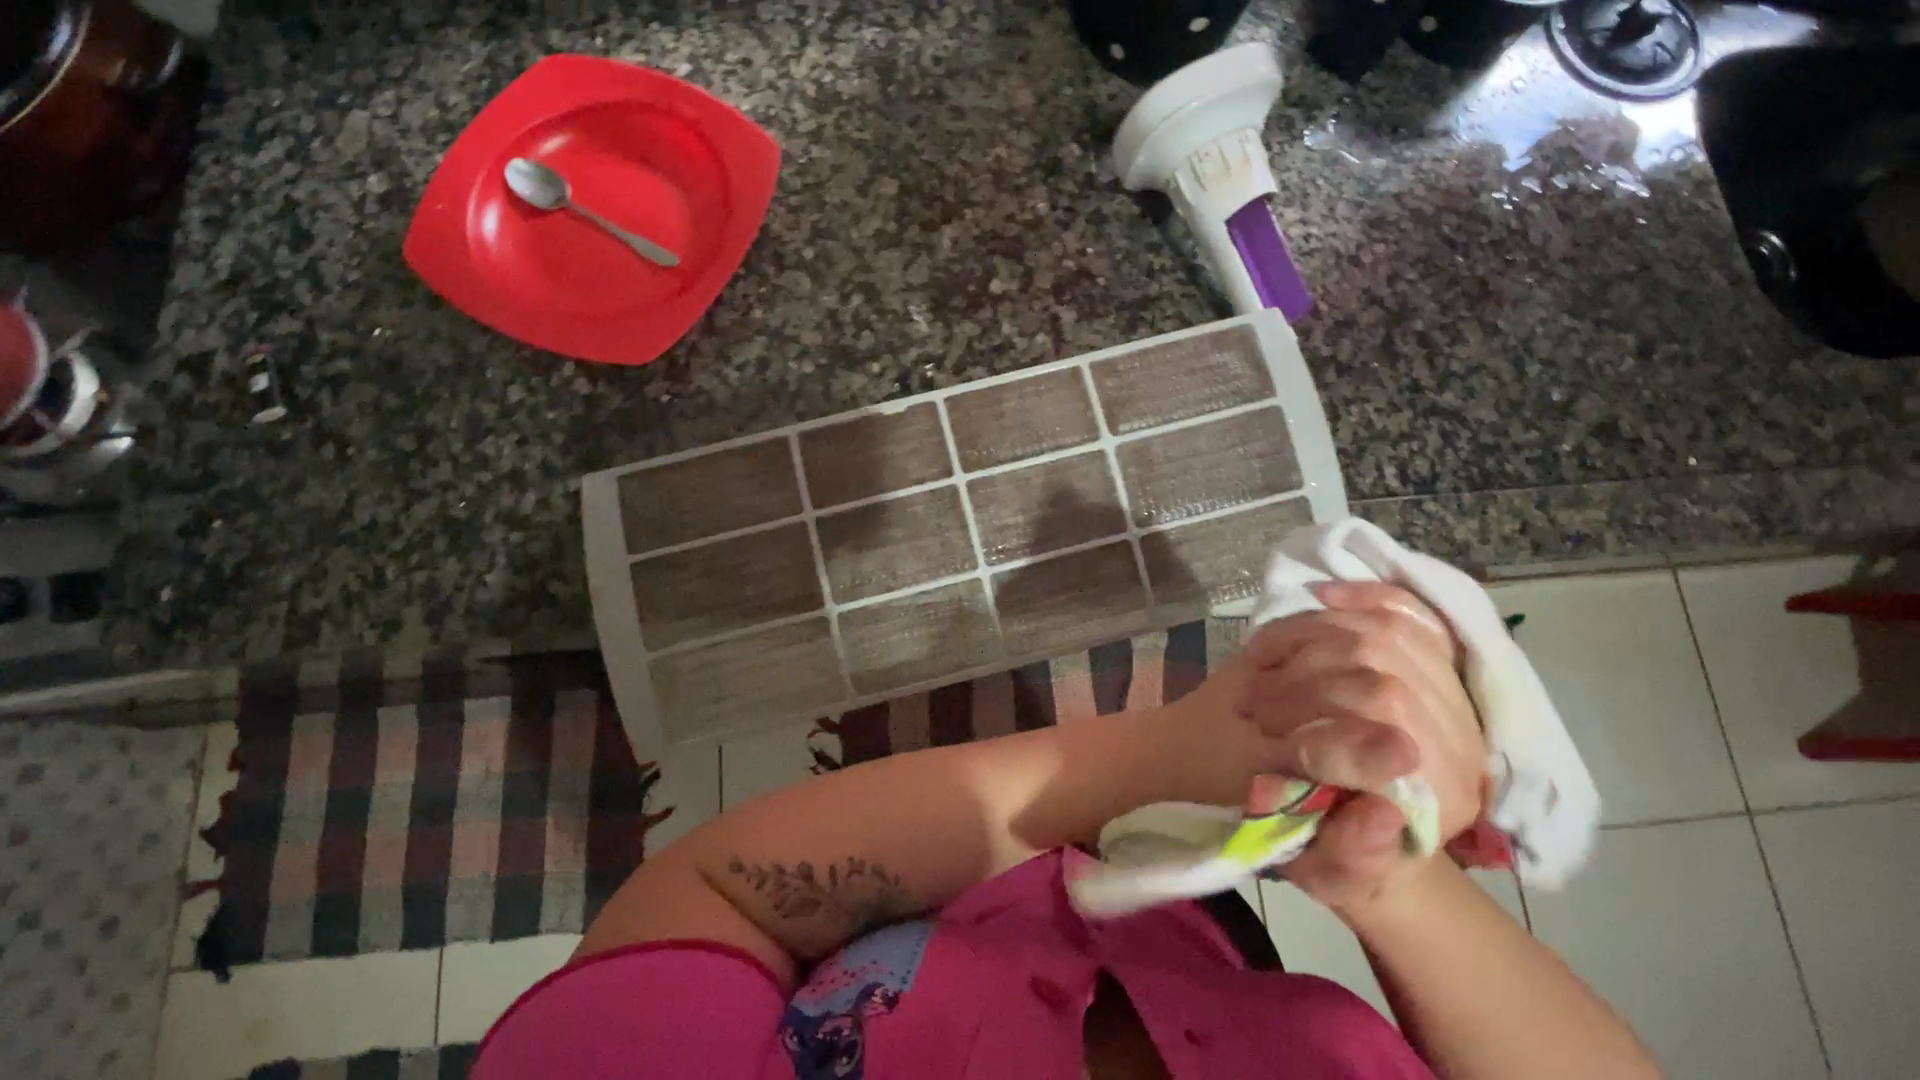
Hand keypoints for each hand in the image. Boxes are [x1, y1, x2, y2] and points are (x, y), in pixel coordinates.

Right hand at [1158, 582, 1486, 916]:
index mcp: (1449, 789)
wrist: (1374, 841)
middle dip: (1302, 676)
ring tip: (1263, 669)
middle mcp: (1466, 735)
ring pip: (1385, 629)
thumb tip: (1377, 810)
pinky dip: (1361, 595)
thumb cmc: (1345, 859)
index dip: (1314, 706)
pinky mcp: (1439, 664)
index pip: (1389, 715)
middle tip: (1250, 704)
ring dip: (1310, 639)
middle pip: (1383, 663)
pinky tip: (1320, 598)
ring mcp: (1455, 693)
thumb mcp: (1338, 875)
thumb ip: (1355, 853)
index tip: (1259, 727)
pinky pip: (1406, 610)